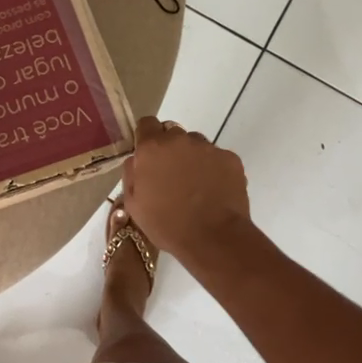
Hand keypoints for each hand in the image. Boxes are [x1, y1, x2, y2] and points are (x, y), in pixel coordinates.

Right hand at [120, 116, 252, 257]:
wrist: (214, 239)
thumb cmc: (167, 224)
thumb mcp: (133, 204)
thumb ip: (131, 173)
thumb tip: (137, 160)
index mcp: (152, 148)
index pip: (146, 123)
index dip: (146, 137)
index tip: (149, 155)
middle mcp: (179, 140)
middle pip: (172, 133)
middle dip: (170, 149)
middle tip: (172, 175)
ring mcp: (207, 147)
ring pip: (195, 144)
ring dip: (192, 157)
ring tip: (195, 185)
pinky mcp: (230, 158)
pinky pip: (217, 157)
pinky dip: (213, 168)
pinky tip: (213, 190)